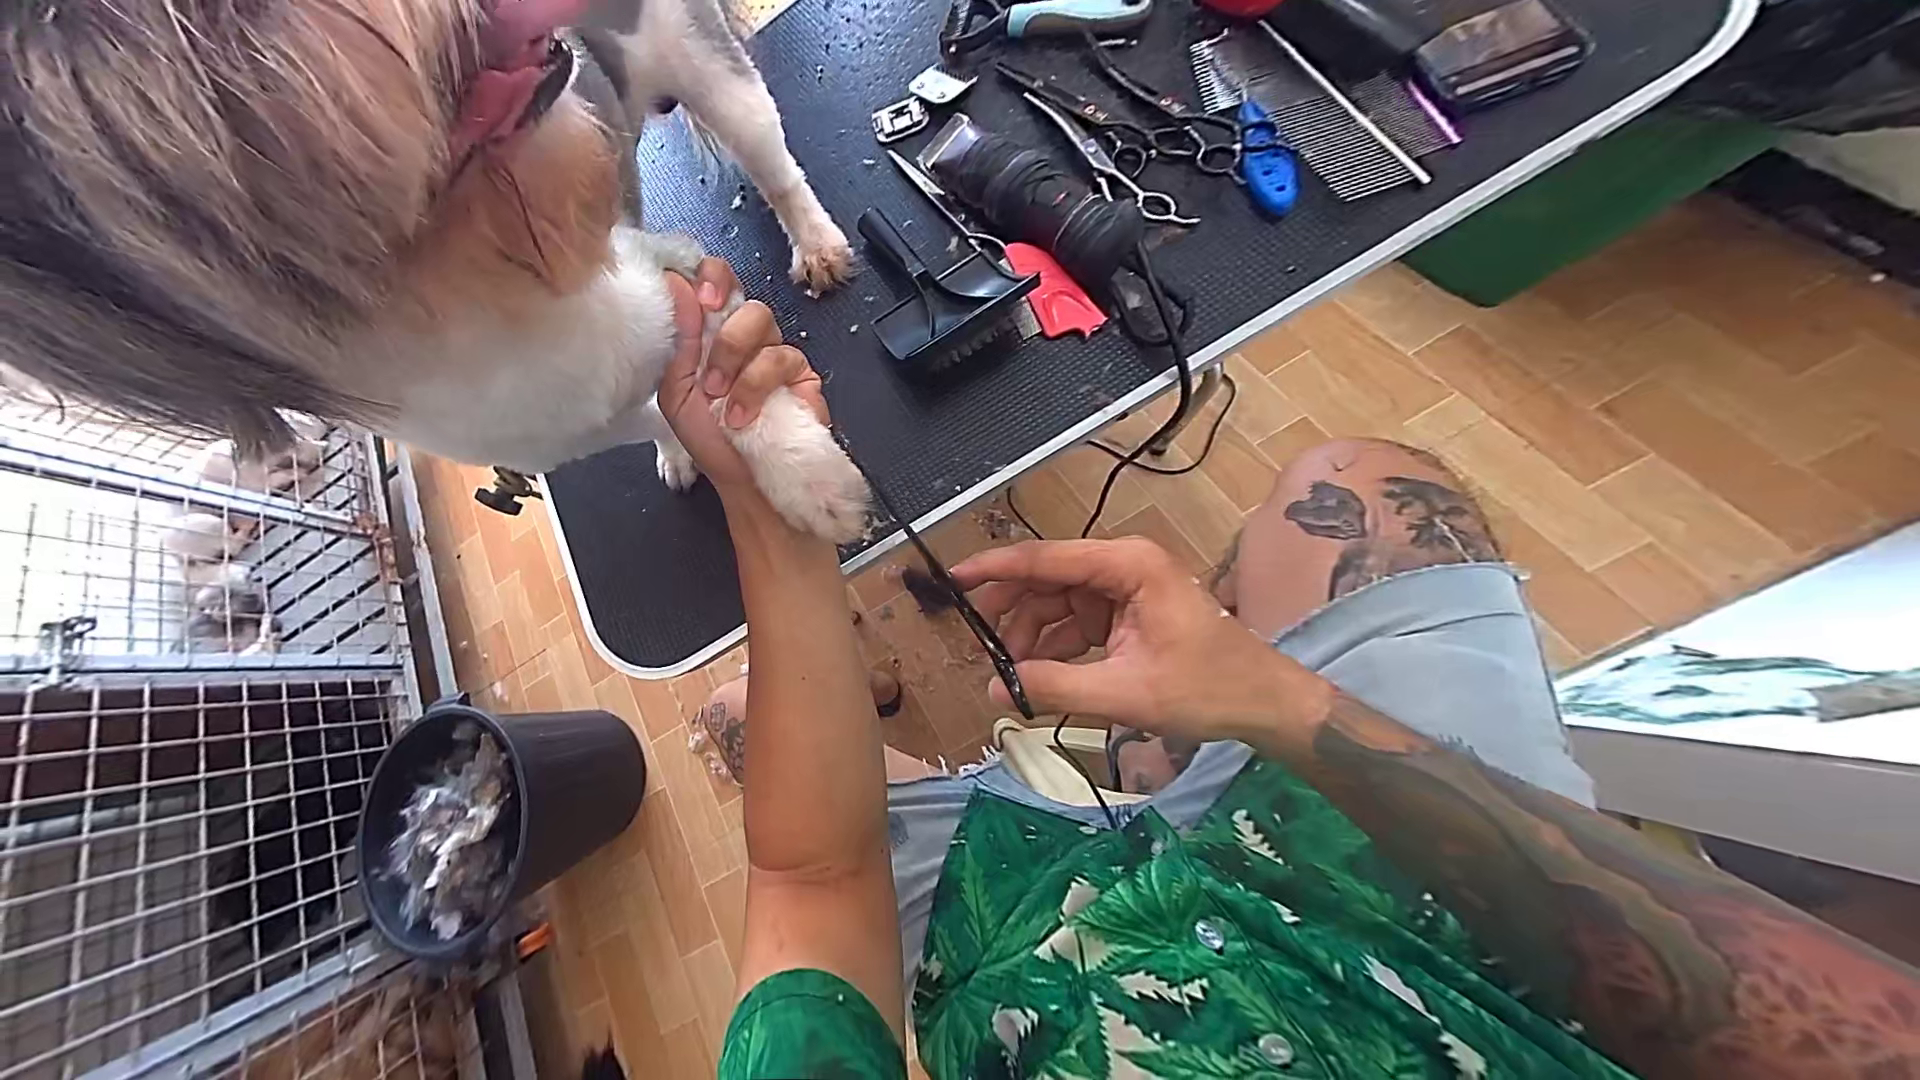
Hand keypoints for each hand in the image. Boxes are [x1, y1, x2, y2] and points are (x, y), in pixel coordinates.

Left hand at [656, 260, 830, 491]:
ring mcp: (775, 353)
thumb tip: (675, 285)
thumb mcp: (676, 393)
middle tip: (709, 373)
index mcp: (711, 334)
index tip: (700, 298)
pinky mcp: (802, 374)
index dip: (710, 277)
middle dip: (722, 332)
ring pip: (763, 321)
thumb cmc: (709, 440)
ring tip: (721, 399)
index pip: (715, 282)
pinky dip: (757, 385)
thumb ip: (677, 342)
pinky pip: (783, 357)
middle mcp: (744, 338)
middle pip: (743, 297)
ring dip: (736, 360)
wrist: (743, 480)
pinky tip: (743, 414)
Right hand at [951, 538, 1326, 742]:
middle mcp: (1122, 566)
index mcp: (1128, 565)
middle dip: (1011, 612)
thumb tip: (994, 689)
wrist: (1264, 703)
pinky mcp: (1125, 613)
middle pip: (1048, 579)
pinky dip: (1054, 646)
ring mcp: (1123, 589)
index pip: (1046, 559)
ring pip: (1057, 603)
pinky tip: (1039, 673)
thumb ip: (1055, 687)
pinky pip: (1074, 622)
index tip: (953, 579)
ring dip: (1031, 635)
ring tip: (1012, 673)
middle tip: (980, 645)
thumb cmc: (1208, 689)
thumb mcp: (1126, 693)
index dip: (995, 569)